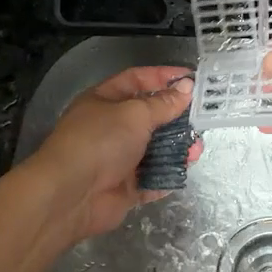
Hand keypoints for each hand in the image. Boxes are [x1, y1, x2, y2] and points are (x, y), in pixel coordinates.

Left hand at [22, 66, 195, 243]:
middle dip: (175, 118)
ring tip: (196, 150)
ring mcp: (117, 159)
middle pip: (149, 117)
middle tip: (200, 119)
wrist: (71, 194)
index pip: (137, 80)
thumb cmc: (100, 142)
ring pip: (154, 149)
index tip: (191, 78)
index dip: (163, 76)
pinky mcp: (124, 187)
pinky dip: (167, 175)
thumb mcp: (135, 114)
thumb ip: (163, 103)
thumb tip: (186, 88)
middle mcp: (110, 127)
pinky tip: (183, 170)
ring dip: (176, 149)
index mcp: (105, 101)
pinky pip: (151, 178)